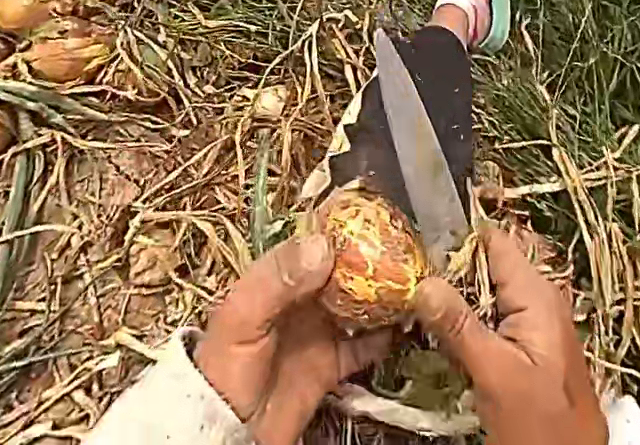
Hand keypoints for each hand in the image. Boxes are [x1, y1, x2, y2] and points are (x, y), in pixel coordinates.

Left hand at [195, 234, 393, 444]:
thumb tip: (324, 245)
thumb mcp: (244, 313)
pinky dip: (383, 336)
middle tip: (405, 249)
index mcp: (277, 275)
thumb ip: (279, 277)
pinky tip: (403, 327)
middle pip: (341, 270)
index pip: (313, 240)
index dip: (341, 227)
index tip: (374, 215)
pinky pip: (363, 346)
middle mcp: (301, 297)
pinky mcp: (330, 364)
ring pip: (357, 304)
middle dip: (369, 259)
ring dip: (381, 295)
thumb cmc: (228, 364)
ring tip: (412, 282)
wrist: (228, 430)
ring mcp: (317, 330)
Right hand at [414, 229, 607, 444]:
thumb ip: (458, 324)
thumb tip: (421, 280)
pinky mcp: (523, 344)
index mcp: (536, 293)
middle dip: (449, 274)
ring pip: (480, 292)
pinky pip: (487, 317)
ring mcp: (531, 321)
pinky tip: (449, 344)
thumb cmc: (540, 428)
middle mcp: (536, 297)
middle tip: (417, 292)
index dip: (455, 240)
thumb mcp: (494, 374)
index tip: (421, 255)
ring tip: (427, 318)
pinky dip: (465, 324)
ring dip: (454, 302)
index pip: (491, 240)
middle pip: (482, 264)